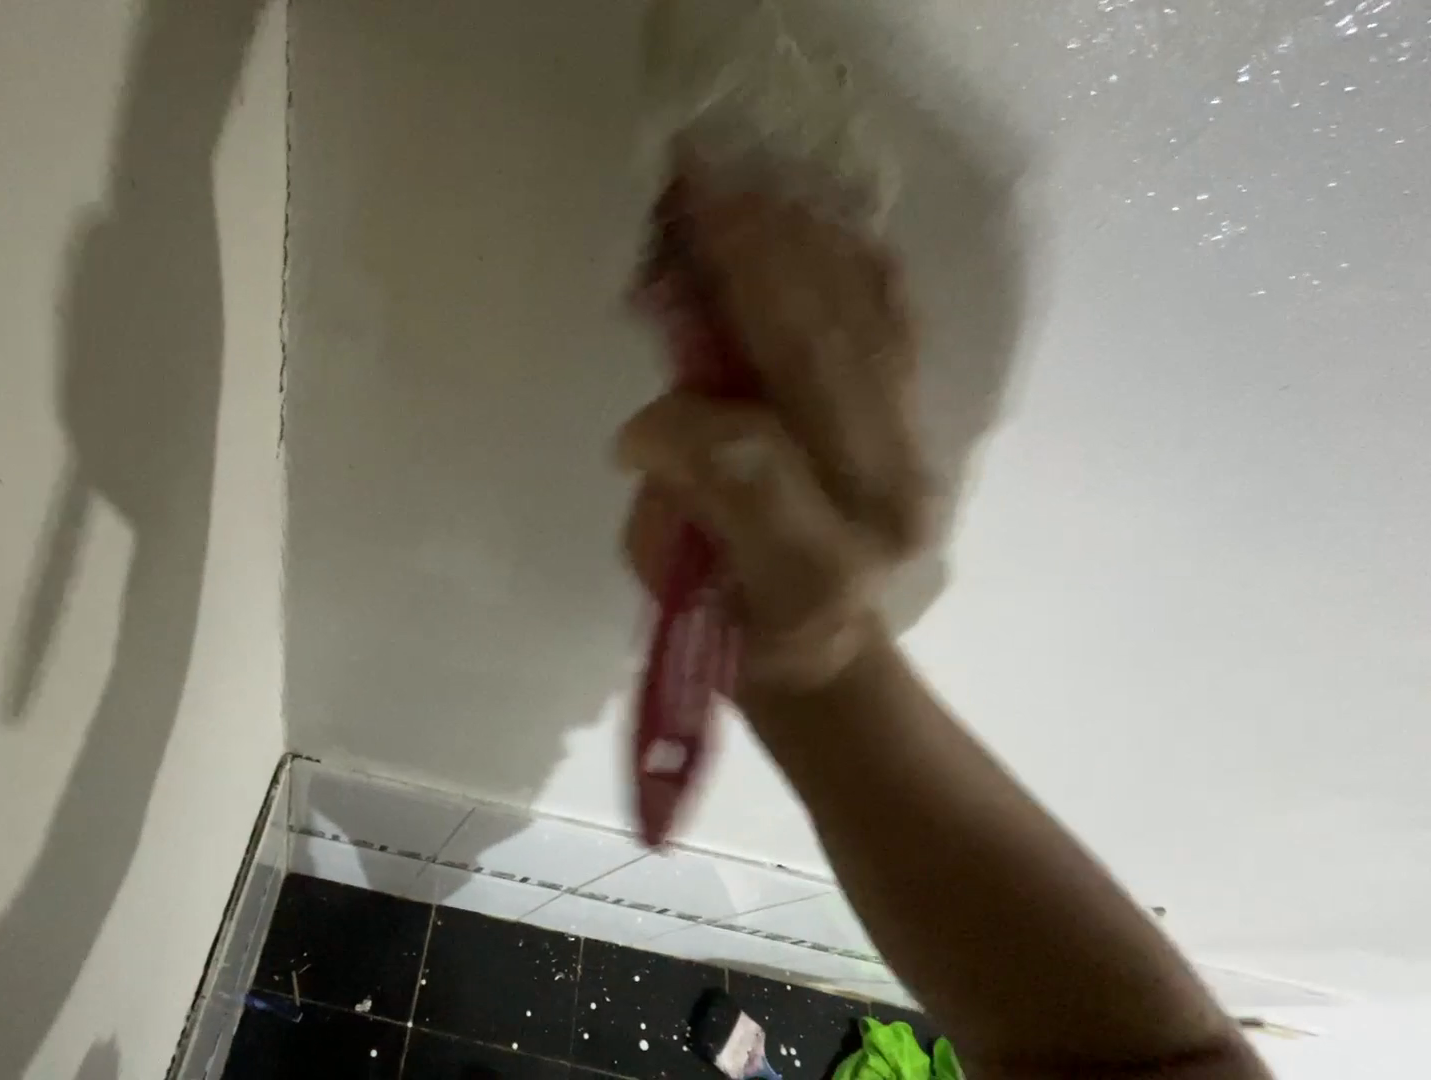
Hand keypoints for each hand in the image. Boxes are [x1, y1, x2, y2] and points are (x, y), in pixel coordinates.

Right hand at [618, 167, 929, 693]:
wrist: (816, 653)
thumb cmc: (737, 628)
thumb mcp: (695, 591)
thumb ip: (705, 503)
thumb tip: (655, 424)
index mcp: (830, 518)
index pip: (769, 393)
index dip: (716, 323)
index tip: (677, 230)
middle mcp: (885, 466)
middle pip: (823, 338)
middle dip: (761, 256)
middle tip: (702, 181)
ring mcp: (901, 440)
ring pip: (862, 323)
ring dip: (803, 247)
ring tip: (749, 191)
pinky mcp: (901, 425)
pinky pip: (891, 333)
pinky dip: (860, 273)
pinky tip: (825, 230)